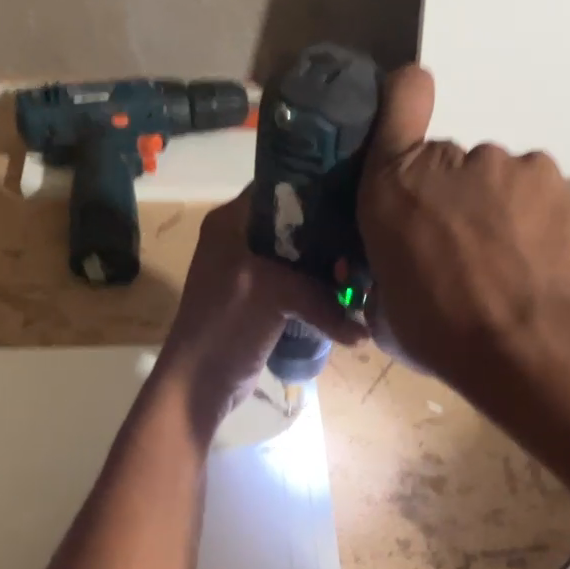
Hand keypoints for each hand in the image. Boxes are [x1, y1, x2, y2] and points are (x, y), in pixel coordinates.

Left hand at [158, 190, 366, 429]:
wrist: (200, 382)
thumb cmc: (225, 324)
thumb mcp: (271, 290)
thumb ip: (317, 288)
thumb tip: (362, 323)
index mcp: (232, 221)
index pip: (281, 186)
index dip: (318, 188)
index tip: (358, 196)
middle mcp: (243, 239)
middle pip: (300, 225)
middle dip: (334, 238)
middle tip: (368, 246)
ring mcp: (255, 272)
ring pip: (306, 260)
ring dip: (333, 274)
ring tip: (366, 280)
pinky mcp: (267, 303)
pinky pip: (305, 291)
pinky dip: (325, 301)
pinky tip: (352, 312)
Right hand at [356, 66, 569, 385]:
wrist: (522, 345)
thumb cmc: (439, 333)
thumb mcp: (384, 309)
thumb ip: (384, 269)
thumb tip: (393, 275)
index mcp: (389, 188)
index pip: (401, 97)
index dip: (407, 99)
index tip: (413, 114)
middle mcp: (446, 160)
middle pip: (447, 164)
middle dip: (452, 197)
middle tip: (464, 250)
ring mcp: (503, 164)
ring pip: (494, 179)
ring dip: (495, 210)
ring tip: (506, 262)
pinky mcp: (550, 179)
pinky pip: (534, 191)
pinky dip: (533, 216)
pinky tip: (535, 257)